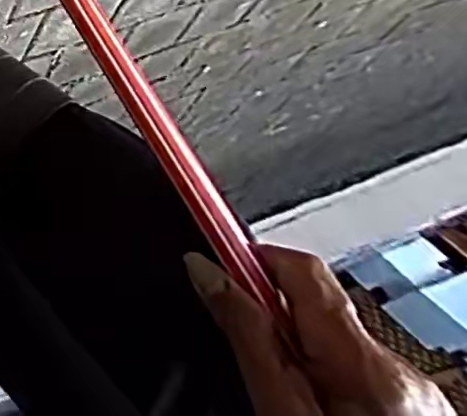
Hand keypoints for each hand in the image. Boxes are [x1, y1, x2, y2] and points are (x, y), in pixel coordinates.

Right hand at [186, 246, 449, 415]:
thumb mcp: (277, 406)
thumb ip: (244, 334)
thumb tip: (204, 269)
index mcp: (368, 366)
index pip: (296, 268)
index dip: (242, 249)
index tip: (199, 220)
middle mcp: (402, 370)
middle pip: (310, 299)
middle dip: (264, 306)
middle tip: (237, 340)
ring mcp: (418, 392)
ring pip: (328, 331)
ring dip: (291, 340)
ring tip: (279, 386)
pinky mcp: (417, 406)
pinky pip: (352, 359)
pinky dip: (317, 364)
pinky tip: (309, 400)